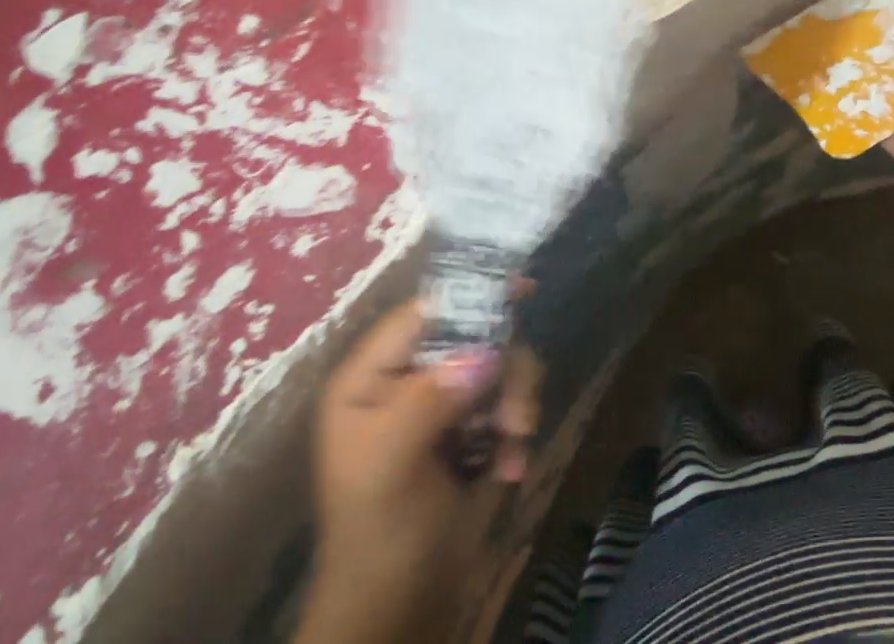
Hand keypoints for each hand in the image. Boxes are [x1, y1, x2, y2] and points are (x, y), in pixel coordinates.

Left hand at [297, 300, 540, 643]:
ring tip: (516, 447)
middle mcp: (408, 384)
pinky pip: (511, 405)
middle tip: (516, 419)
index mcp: (370, 381)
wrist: (398, 603)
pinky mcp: (474, 433)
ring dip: (516, 406)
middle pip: (474, 341)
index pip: (421, 318)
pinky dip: (517, 433)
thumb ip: (431, 400)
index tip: (523, 289)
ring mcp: (443, 408)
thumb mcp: (391, 463)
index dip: (469, 299)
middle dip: (503, 376)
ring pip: (500, 371)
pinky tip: (511, 469)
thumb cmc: (379, 532)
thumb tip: (485, 351)